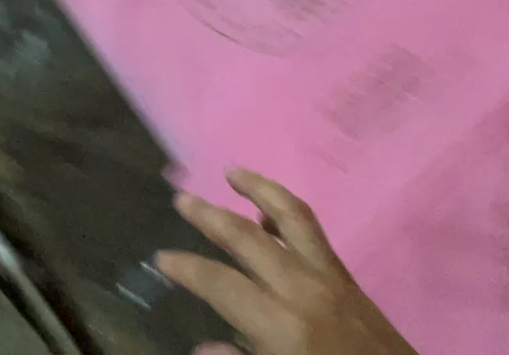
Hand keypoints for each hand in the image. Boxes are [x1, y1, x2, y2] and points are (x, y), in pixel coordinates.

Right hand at [157, 169, 414, 354]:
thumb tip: (202, 347)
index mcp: (283, 324)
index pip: (221, 284)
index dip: (187, 269)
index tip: (161, 258)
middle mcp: (302, 287)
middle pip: (247, 236)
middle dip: (209, 215)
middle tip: (181, 199)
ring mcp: (328, 275)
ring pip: (289, 214)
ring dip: (257, 188)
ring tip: (231, 172)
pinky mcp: (347, 275)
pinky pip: (313, 229)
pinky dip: (287, 210)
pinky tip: (269, 210)